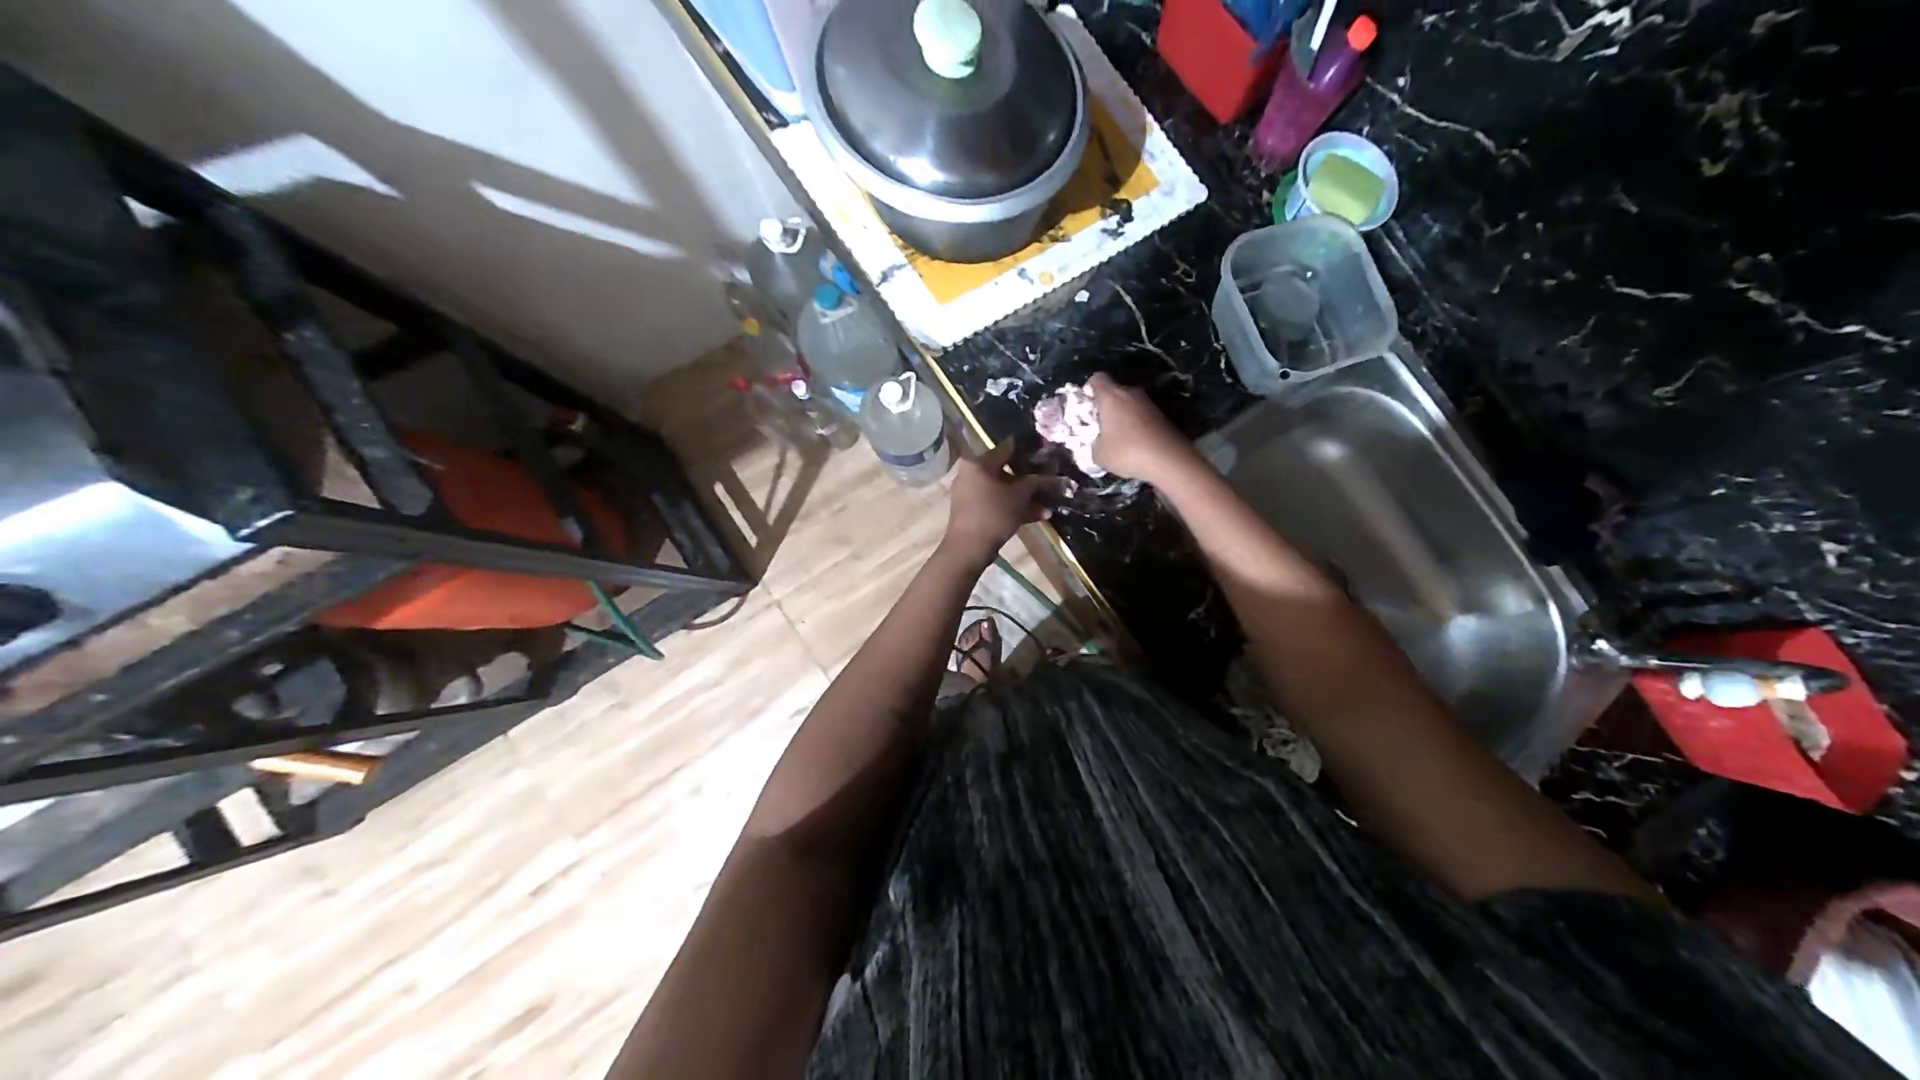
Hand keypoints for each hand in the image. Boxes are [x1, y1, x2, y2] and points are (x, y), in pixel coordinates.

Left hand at [941, 441, 1052, 566]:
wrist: (969, 548)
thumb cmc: (994, 513)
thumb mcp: (1019, 496)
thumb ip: (1036, 483)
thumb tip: (1052, 477)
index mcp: (978, 463)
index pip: (1006, 448)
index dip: (1026, 450)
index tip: (1044, 452)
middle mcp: (971, 474)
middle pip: (1005, 472)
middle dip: (1029, 480)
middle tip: (1049, 482)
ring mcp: (970, 494)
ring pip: (1002, 491)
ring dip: (1025, 498)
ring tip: (1048, 504)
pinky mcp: (973, 512)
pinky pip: (996, 504)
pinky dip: (1013, 508)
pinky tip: (1038, 515)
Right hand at [1088, 373, 1195, 482]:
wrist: (1169, 459)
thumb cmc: (1127, 451)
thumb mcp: (1099, 454)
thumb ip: (1095, 442)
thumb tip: (1100, 441)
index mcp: (1111, 396)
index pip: (1097, 378)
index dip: (1090, 389)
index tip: (1087, 405)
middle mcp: (1131, 393)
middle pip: (1115, 391)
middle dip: (1107, 405)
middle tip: (1101, 425)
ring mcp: (1149, 403)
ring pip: (1130, 403)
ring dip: (1124, 416)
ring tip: (1119, 437)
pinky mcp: (1163, 415)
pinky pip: (1143, 415)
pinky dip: (1137, 425)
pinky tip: (1136, 443)